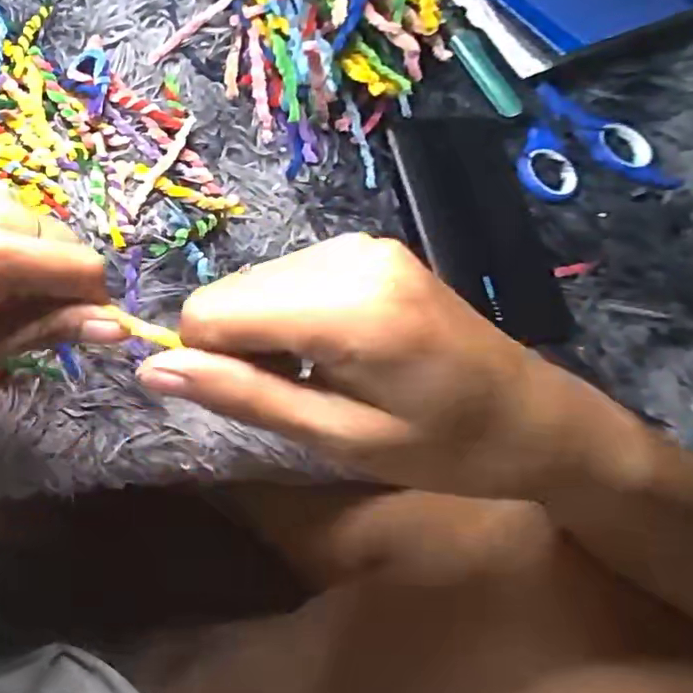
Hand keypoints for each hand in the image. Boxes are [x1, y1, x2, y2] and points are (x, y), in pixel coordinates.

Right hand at [135, 234, 645, 500]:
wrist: (544, 418)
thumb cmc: (447, 448)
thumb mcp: (338, 438)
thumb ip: (240, 396)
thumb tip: (148, 369)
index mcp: (348, 307)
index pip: (210, 312)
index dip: (208, 358)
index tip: (255, 395)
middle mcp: (344, 257)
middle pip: (224, 294)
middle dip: (235, 344)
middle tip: (296, 386)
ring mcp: (353, 244)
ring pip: (244, 285)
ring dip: (257, 330)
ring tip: (316, 366)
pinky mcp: (357, 245)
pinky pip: (275, 276)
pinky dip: (278, 312)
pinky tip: (327, 341)